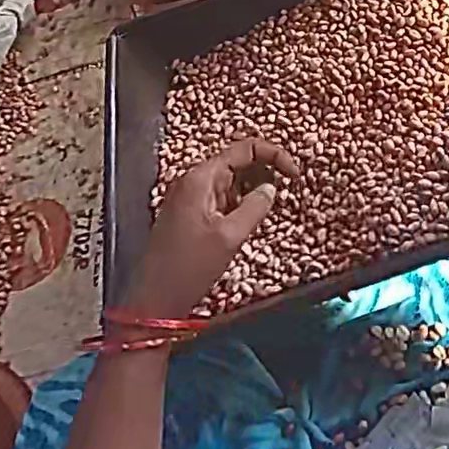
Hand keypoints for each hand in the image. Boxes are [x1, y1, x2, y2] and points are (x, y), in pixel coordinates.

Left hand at [120, 139, 301, 319]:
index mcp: (201, 178)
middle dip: (267, 170)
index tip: (295, 174)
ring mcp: (191, 196)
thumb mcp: (230, 236)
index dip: (275, 155)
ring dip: (256, 187)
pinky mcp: (192, 213)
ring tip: (275, 203)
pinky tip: (254, 216)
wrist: (154, 300)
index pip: (245, 149)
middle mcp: (194, 180)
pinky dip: (243, 201)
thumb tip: (271, 188)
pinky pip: (224, 197)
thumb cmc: (189, 267)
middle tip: (290, 188)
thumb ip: (255, 206)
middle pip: (239, 161)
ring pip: (233, 180)